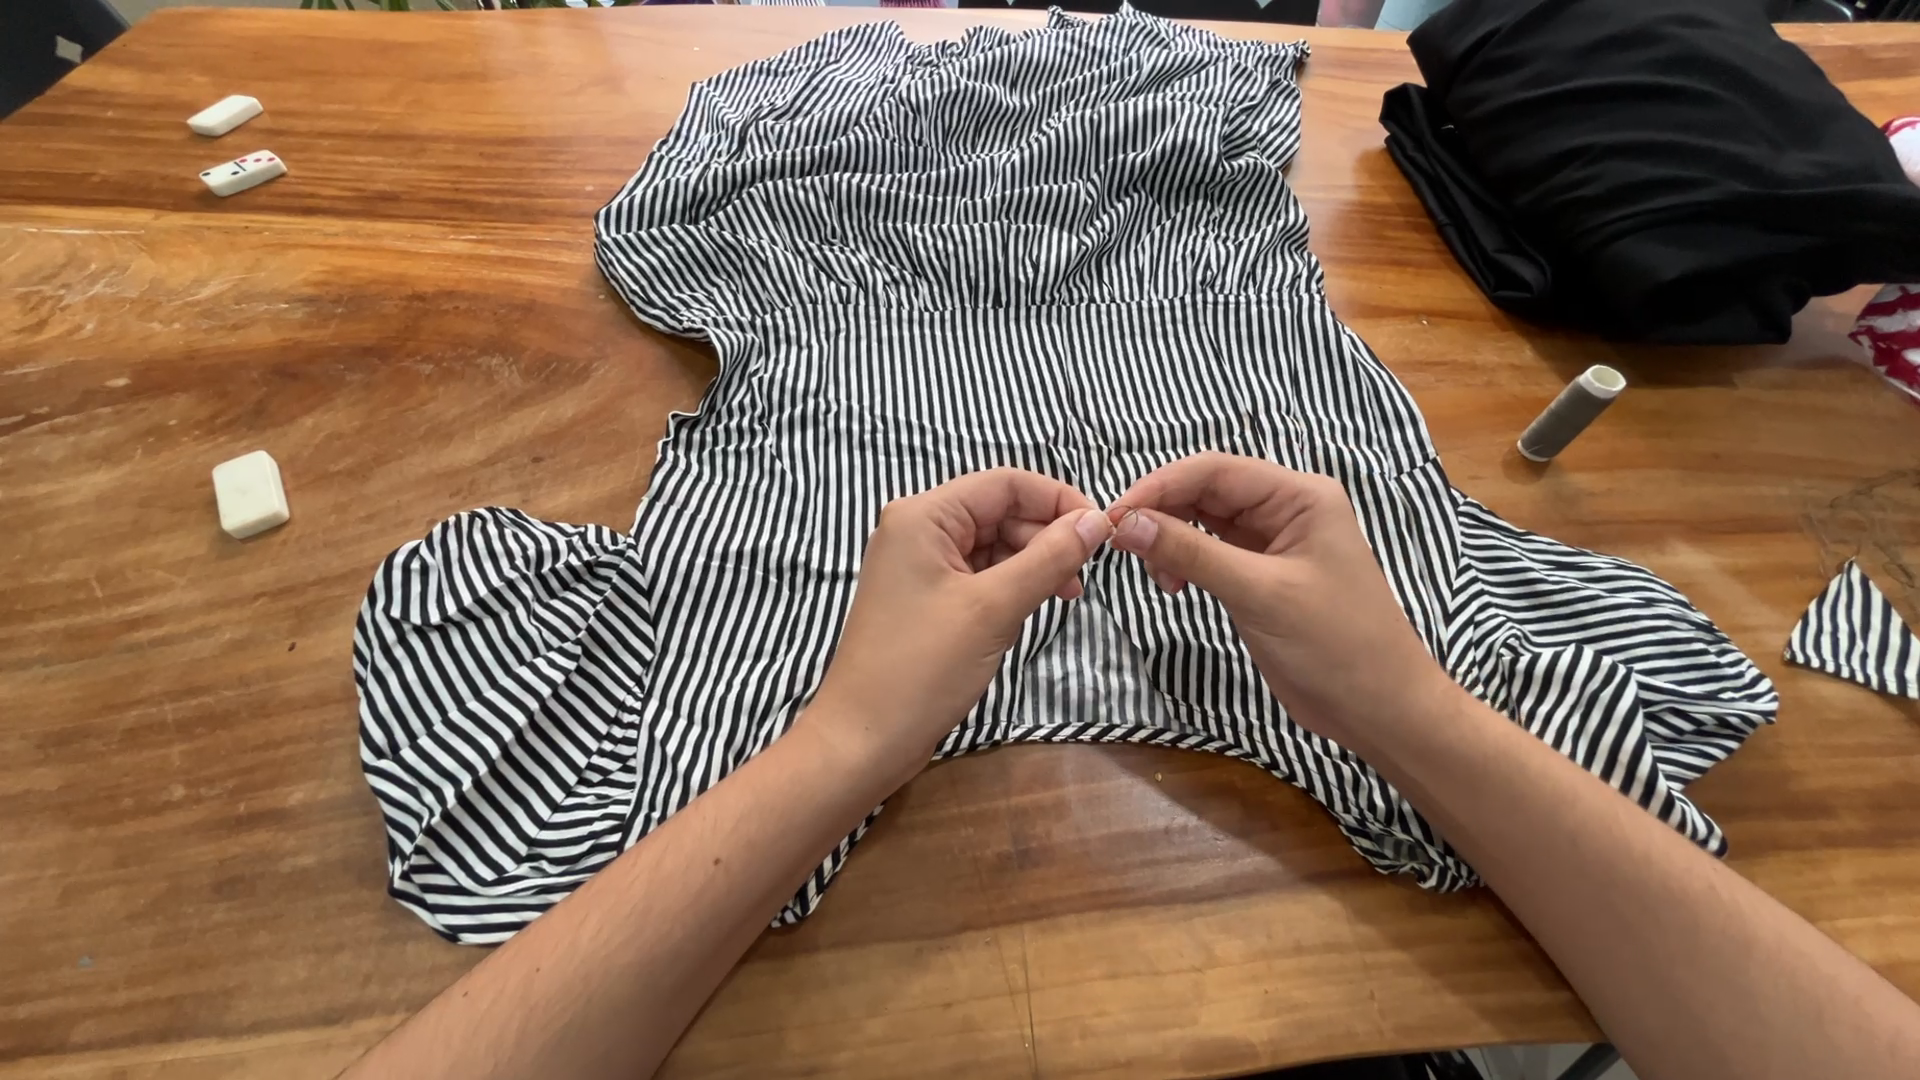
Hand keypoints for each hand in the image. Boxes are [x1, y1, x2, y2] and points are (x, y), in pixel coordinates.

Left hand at [807, 468, 1112, 784]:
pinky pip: (978, 574)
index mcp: (923, 515)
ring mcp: (918, 565)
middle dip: (1045, 536)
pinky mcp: (925, 597)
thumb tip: (1097, 520)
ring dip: (1032, 564)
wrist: (863, 740)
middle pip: (999, 511)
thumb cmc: (923, 668)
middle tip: (1082, 578)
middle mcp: (917, 529)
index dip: (1058, 500)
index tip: (1101, 533)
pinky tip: (1030, 608)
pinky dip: (1009, 586)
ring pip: (992, 545)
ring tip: (1064, 598)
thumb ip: (1049, 558)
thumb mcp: (994, 608)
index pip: (1005, 483)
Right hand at [1107, 453, 1459, 749]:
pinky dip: (1183, 563)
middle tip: (1123, 548)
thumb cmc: (1334, 644)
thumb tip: (1123, 524)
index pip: (1214, 470)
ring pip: (1202, 522)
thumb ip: (1190, 553)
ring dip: (1169, 540)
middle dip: (1161, 514)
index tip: (1114, 518)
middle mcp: (1283, 509)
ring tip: (1159, 579)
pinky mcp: (1258, 575)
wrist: (1380, 711)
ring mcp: (1270, 543)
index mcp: (1298, 496)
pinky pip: (1208, 552)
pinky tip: (1174, 586)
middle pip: (1204, 492)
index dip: (1159, 487)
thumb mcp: (1258, 593)